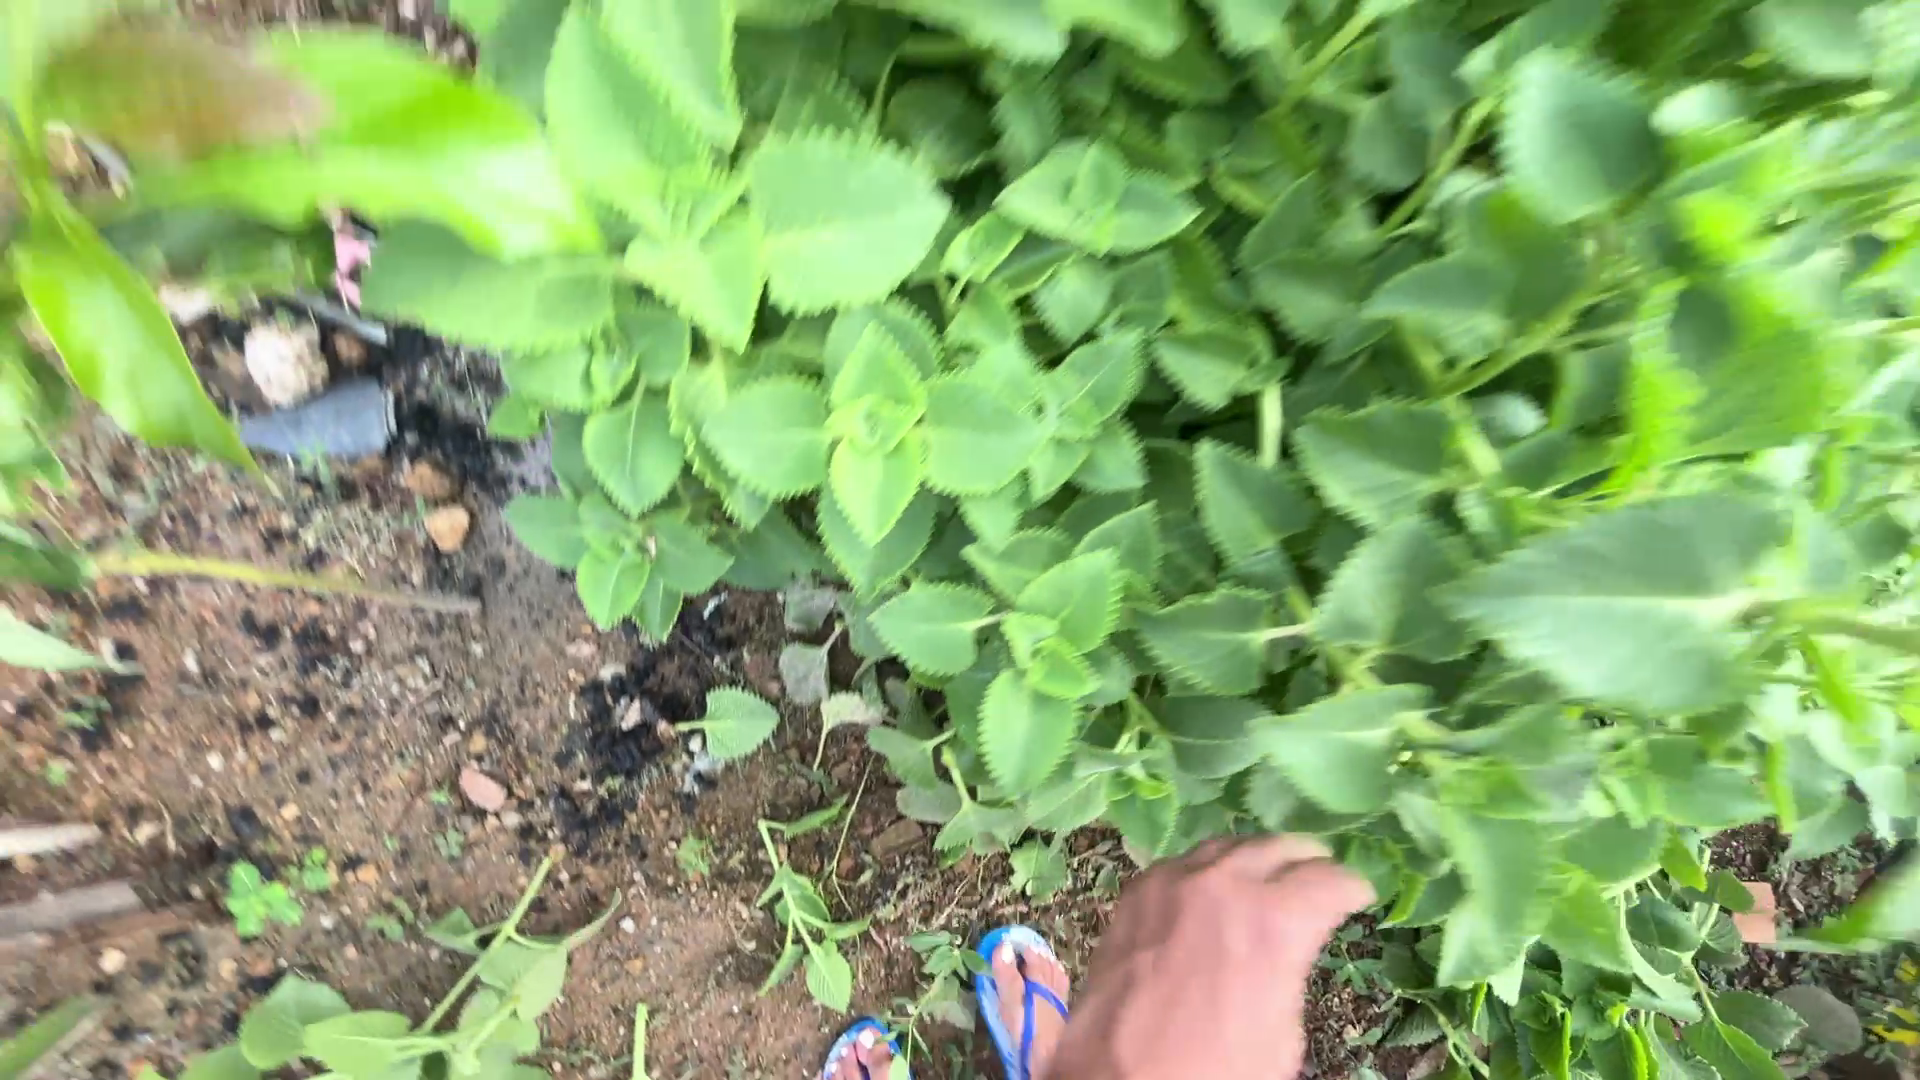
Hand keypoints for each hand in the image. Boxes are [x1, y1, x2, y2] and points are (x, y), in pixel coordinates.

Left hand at [1042, 835, 1373, 1079]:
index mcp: (1273, 920)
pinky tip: (1212, 885)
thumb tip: (1285, 942)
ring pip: (1226, 846)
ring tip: (1268, 870)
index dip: (1350, 887)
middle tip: (1318, 868)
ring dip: (1254, 856)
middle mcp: (1224, 882)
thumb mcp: (1282, 1029)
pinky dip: (1206, 869)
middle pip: (1276, 848)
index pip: (1327, 880)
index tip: (1357, 893)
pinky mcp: (1139, 887)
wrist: (1124, 1074)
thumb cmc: (1218, 1070)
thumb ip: (1288, 965)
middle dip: (1305, 858)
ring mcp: (1175, 878)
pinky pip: (1182, 863)